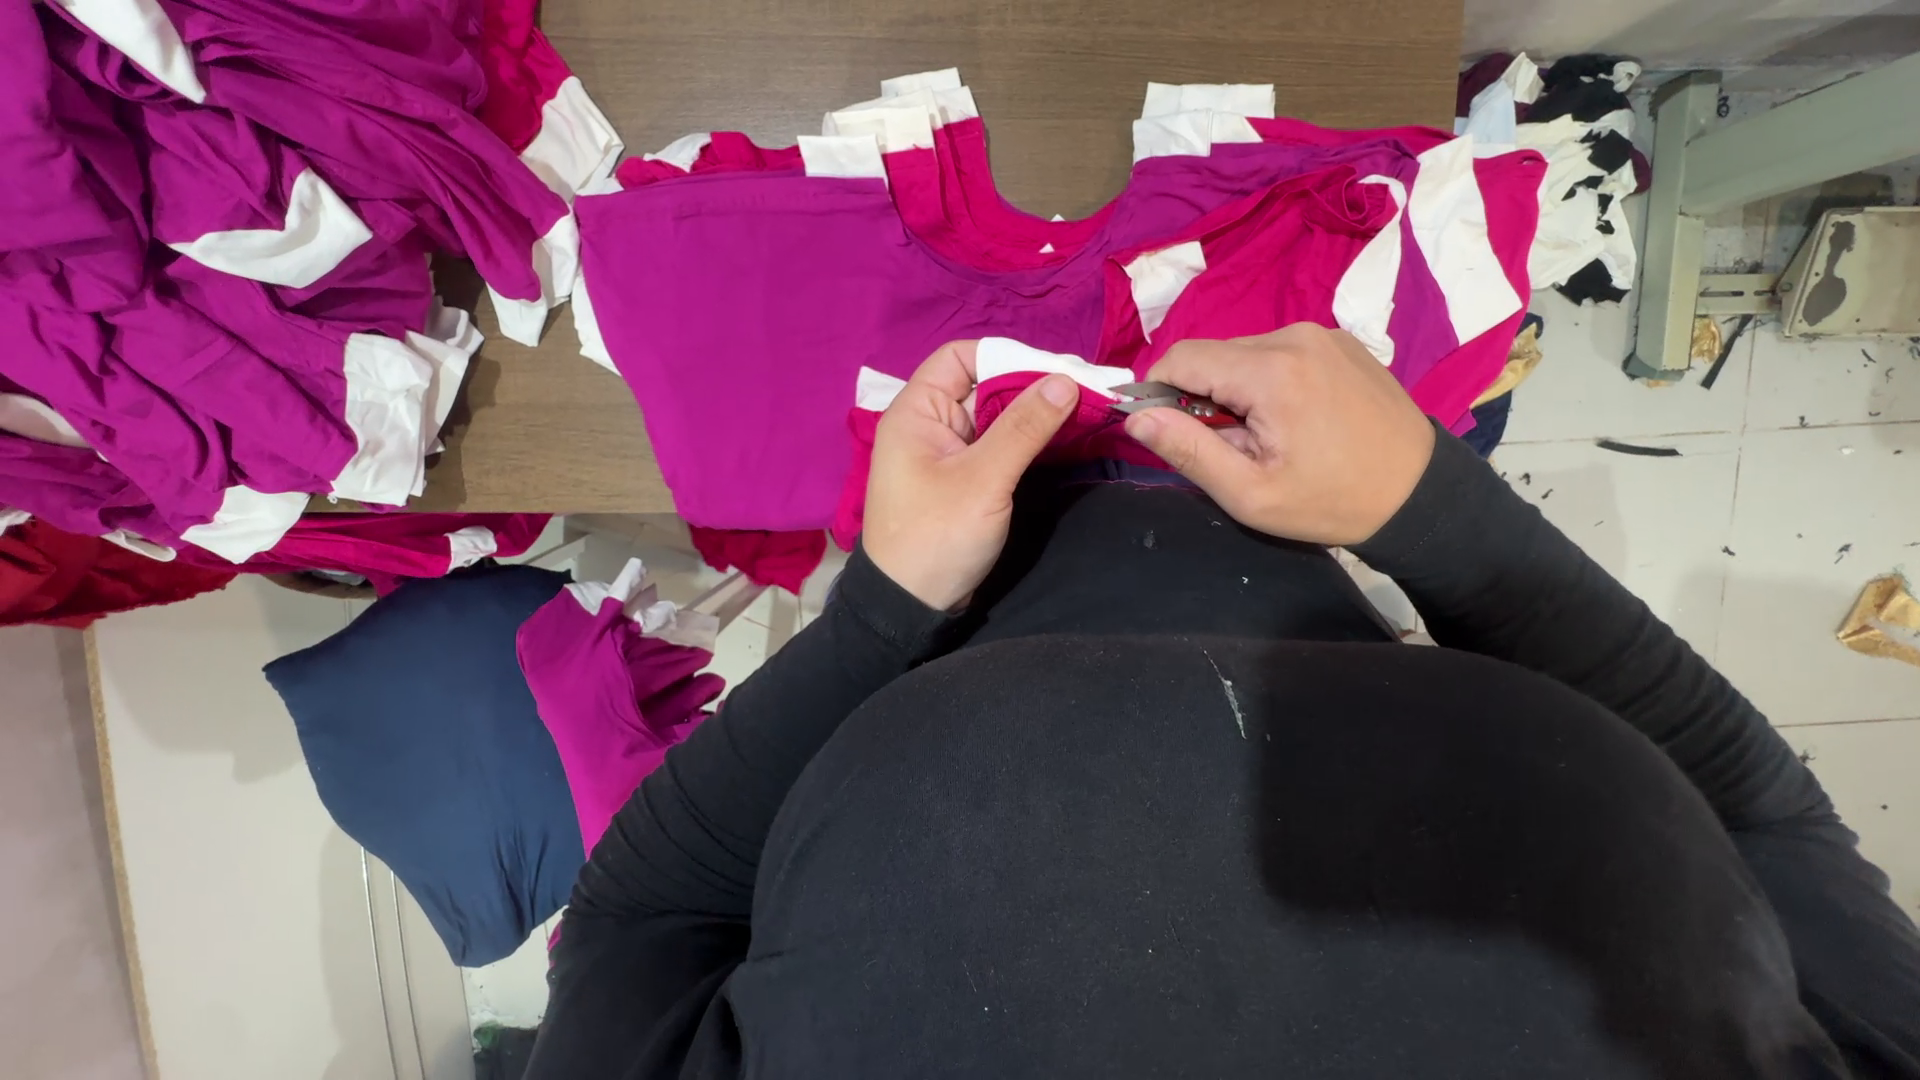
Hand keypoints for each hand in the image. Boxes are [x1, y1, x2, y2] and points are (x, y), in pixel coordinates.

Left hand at [863, 341, 1075, 609]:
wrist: (910, 607)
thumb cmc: (937, 538)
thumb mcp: (984, 479)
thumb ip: (1024, 428)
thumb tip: (1066, 380)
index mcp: (917, 412)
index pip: (961, 358)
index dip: (1007, 356)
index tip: (1056, 370)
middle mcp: (930, 425)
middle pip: (984, 385)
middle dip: (1032, 385)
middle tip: (1086, 391)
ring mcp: (948, 454)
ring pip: (996, 417)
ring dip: (1035, 414)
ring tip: (1085, 412)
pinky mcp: (964, 480)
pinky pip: (999, 446)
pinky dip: (1028, 441)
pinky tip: (1064, 440)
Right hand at [1122, 324, 1434, 545]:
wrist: (1421, 495)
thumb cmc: (1330, 502)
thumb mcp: (1249, 494)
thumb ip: (1186, 450)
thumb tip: (1134, 417)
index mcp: (1271, 371)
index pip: (1180, 357)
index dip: (1157, 391)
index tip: (1166, 431)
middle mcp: (1294, 336)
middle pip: (1211, 355)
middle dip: (1200, 397)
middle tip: (1227, 446)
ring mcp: (1321, 334)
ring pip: (1242, 353)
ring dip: (1232, 390)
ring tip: (1263, 435)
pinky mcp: (1339, 341)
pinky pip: (1276, 352)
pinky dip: (1264, 381)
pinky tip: (1291, 418)